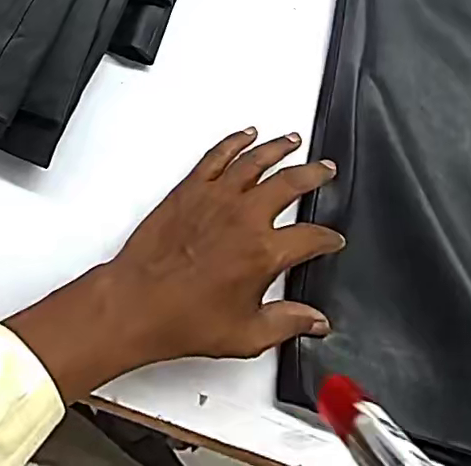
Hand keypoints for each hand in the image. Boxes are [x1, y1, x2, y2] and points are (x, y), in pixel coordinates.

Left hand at [6, 129, 343, 400]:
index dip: (327, 238)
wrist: (138, 300)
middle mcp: (243, 217)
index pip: (310, 237)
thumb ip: (287, 323)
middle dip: (315, 174)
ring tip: (294, 140)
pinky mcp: (191, 187)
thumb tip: (313, 320)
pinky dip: (235, 141)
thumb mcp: (246, 334)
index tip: (332, 238)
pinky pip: (218, 155)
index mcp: (262, 253)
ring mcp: (217, 196)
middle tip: (326, 169)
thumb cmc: (183, 317)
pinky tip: (246, 135)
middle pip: (291, 183)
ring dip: (279, 147)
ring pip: (256, 160)